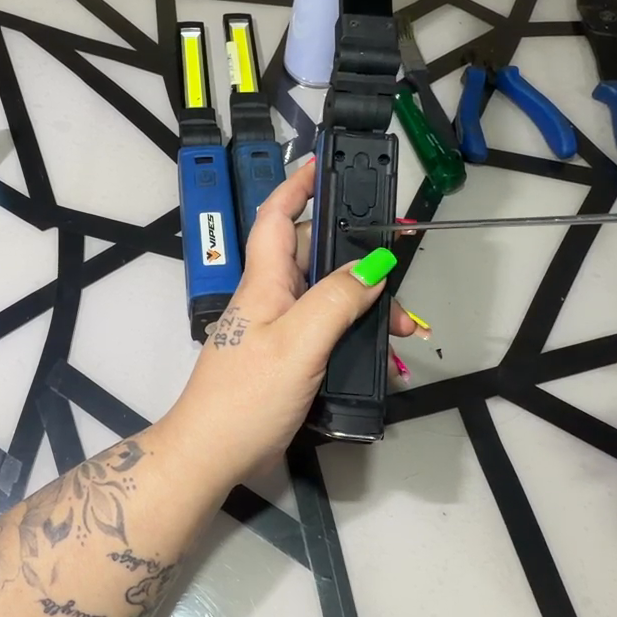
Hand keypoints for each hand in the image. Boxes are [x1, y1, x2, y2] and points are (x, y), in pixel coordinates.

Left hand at [160, 161, 415, 481]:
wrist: (214, 452)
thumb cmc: (246, 395)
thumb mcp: (298, 342)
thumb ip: (336, 300)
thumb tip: (373, 265)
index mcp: (265, 282)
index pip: (278, 217)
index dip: (297, 186)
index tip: (323, 164)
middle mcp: (271, 298)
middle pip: (317, 257)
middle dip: (359, 259)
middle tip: (400, 266)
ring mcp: (279, 329)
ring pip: (330, 298)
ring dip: (366, 306)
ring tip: (402, 330)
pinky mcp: (288, 358)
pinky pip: (329, 333)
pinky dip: (357, 338)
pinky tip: (384, 360)